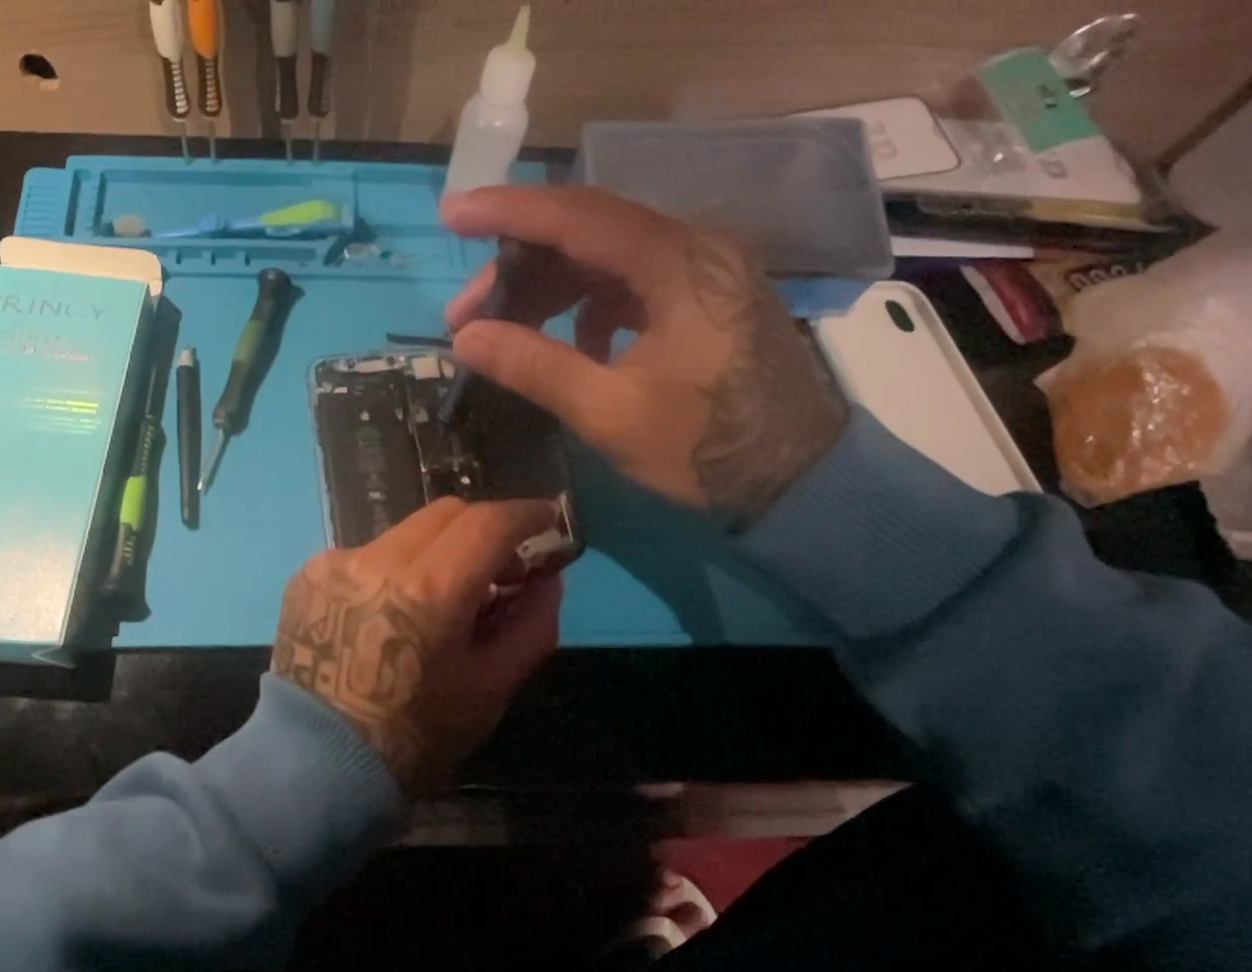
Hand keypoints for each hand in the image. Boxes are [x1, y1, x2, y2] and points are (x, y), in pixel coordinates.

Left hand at [272, 498, 564, 795]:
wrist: (316, 765)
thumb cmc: (414, 738)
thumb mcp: (491, 688)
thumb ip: (531, 624)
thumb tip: (547, 577)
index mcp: (428, 591)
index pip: (487, 523)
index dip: (526, 515)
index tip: (548, 521)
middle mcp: (376, 560)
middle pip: (444, 516)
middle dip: (483, 532)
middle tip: (504, 568)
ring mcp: (334, 564)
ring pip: (405, 534)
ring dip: (436, 554)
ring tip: (445, 601)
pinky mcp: (306, 577)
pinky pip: (366, 556)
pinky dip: (393, 572)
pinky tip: (393, 615)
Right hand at [442, 187, 848, 530]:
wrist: (802, 478)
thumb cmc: (707, 448)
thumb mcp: (610, 413)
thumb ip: (535, 367)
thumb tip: (465, 337)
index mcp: (676, 263)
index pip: (576, 216)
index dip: (506, 212)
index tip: (449, 216)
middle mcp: (694, 246)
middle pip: (587, 231)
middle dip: (517, 266)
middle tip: (463, 316)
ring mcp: (704, 269)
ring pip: (606, 256)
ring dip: (550, 288)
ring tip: (503, 334)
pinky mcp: (706, 296)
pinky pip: (633, 280)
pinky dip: (590, 304)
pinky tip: (574, 347)